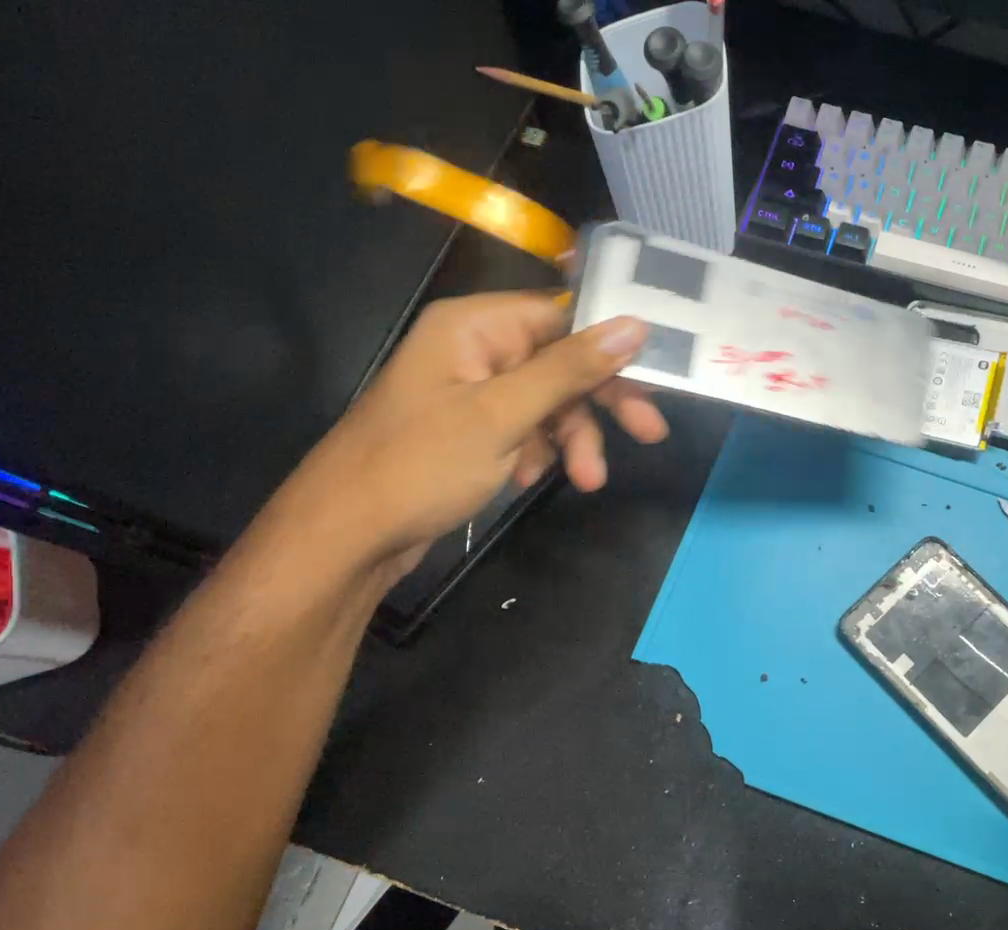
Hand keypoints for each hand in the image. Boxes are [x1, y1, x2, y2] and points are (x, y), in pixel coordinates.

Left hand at [262, 293, 664, 581]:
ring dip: (573, 439)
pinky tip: (531, 479)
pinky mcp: (473, 431)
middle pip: (562, 362)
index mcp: (476, 327)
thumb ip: (570, 369)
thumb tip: (635, 325)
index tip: (659, 375)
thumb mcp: (502, 415)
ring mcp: (473, 392)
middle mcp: (476, 350)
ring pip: (549, 402)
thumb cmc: (420, 465)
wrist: (349, 535)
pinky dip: (541, 452)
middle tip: (649, 432)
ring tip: (588, 481)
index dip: (611, 343)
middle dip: (601, 401)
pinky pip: (527, 429)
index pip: (562, 316)